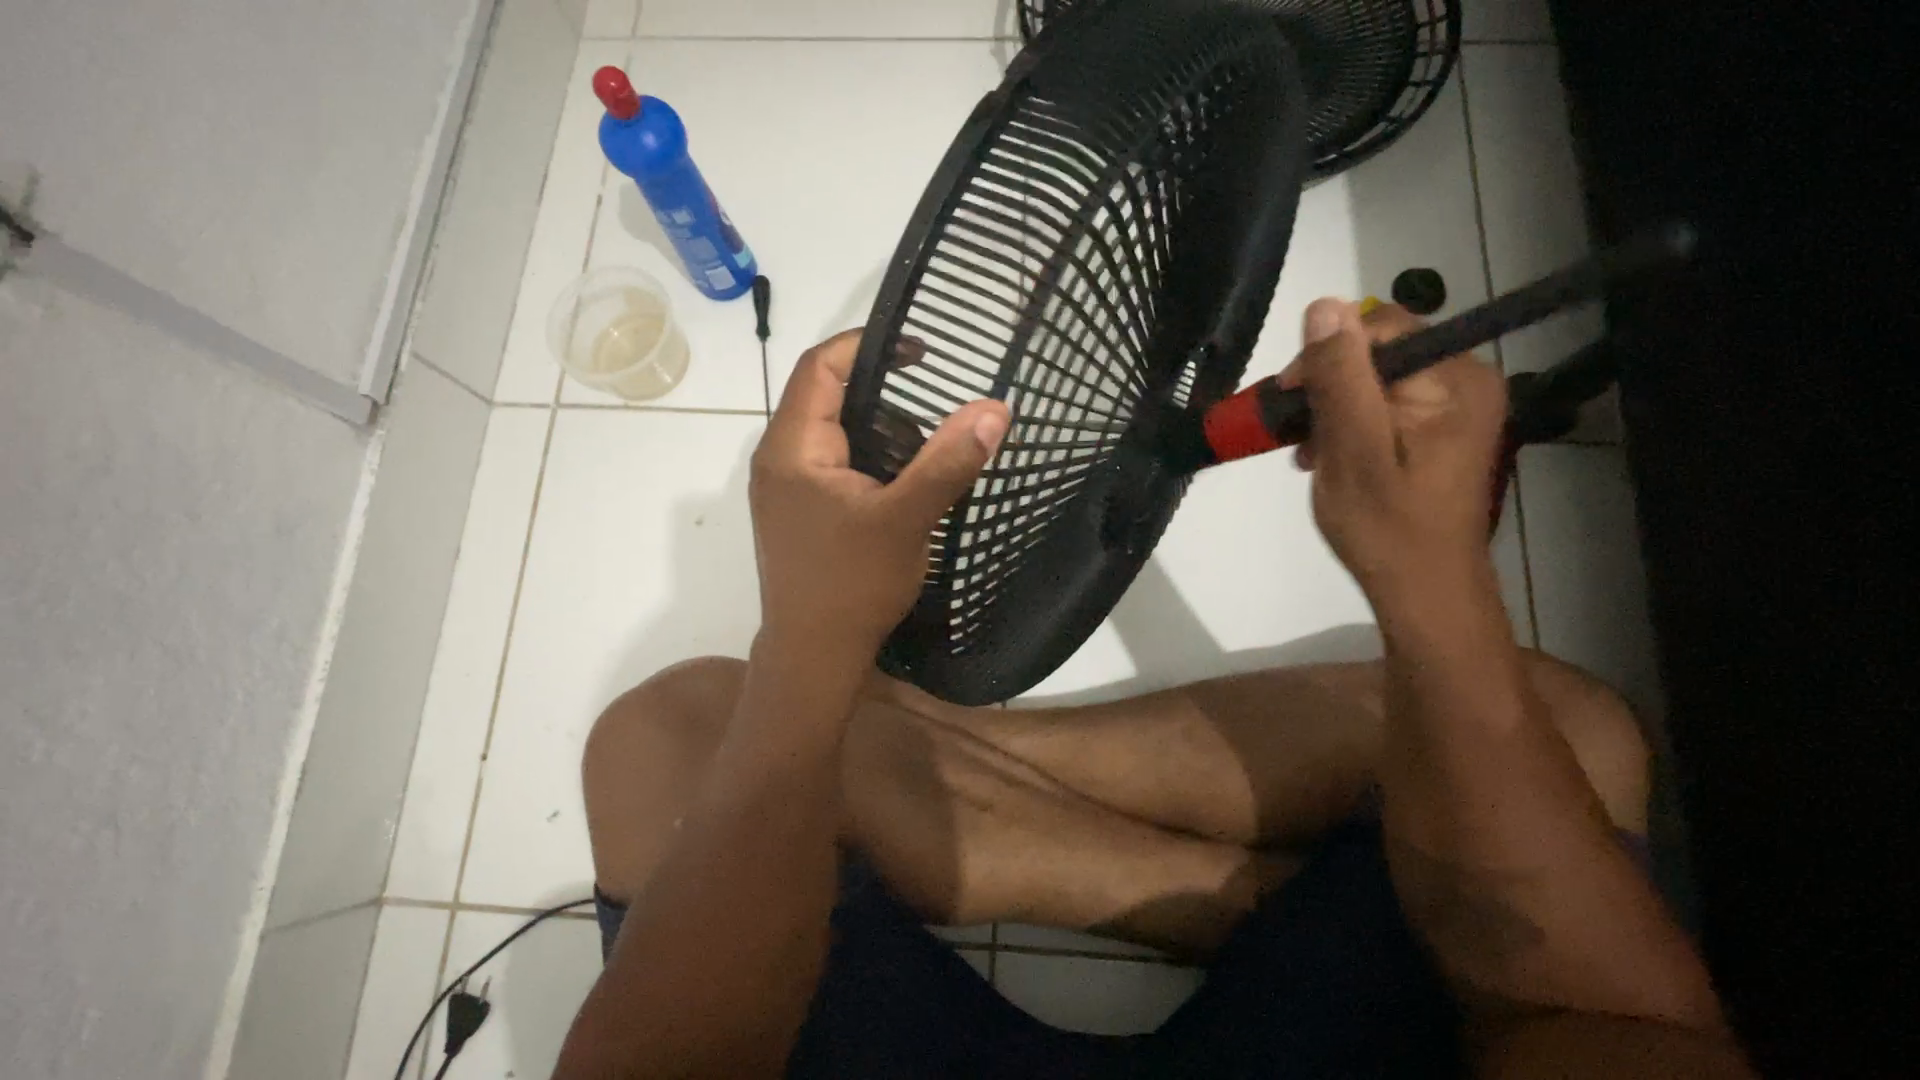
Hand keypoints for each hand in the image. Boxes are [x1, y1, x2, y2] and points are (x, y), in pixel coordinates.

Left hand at [750, 330, 1009, 664]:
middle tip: (935, 419)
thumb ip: (949, 461)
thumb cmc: (853, 585)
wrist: (813, 656)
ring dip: (881, 437)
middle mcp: (777, 459)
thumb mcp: (906, 519)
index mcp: (793, 448)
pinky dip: (870, 465)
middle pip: (827, 399)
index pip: (821, 366)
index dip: (868, 346)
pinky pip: (833, 467)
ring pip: (834, 436)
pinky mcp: (796, 513)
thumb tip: (995, 408)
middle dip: (885, 400)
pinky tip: (901, 492)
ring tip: (924, 462)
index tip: (923, 354)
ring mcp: (784, 489)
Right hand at [1286, 299, 1507, 604]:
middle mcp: (1466, 381)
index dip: (1327, 355)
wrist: (1424, 592)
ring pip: (1375, 379)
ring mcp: (1455, 407)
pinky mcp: (1440, 430)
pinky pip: (1385, 405)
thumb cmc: (1387, 528)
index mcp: (1455, 380)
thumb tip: (1324, 306)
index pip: (1380, 329)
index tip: (1290, 399)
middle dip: (1328, 386)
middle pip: (1378, 352)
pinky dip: (1349, 425)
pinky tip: (1329, 457)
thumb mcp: (1353, 450)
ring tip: (1309, 453)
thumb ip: (1340, 378)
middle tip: (1295, 434)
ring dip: (1332, 409)